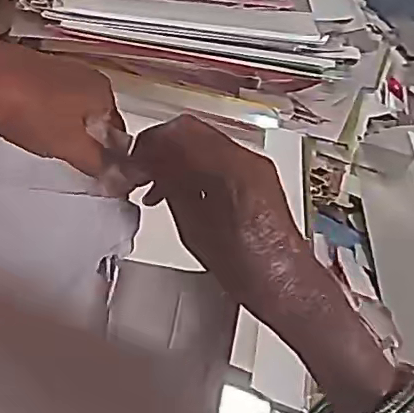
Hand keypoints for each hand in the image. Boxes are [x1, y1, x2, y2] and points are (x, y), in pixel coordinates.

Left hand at [0, 36, 127, 182]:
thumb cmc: (25, 102)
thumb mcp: (69, 146)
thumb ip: (97, 163)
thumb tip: (112, 174)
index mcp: (102, 90)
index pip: (119, 131)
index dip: (111, 157)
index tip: (101, 173)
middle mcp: (82, 75)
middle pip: (94, 119)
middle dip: (84, 142)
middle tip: (71, 162)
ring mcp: (54, 71)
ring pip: (68, 109)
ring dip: (60, 129)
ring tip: (43, 144)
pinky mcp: (28, 72)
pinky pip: (43, 101)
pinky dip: (38, 116)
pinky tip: (24, 126)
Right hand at [130, 117, 323, 318]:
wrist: (281, 281)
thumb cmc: (243, 266)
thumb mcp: (194, 226)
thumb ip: (173, 187)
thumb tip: (150, 166)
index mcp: (231, 170)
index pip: (180, 134)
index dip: (149, 145)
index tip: (131, 161)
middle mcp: (246, 159)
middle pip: (192, 131)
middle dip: (159, 146)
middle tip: (137, 169)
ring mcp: (254, 164)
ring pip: (203, 140)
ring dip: (175, 154)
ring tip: (153, 182)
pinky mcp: (256, 174)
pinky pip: (217, 155)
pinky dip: (192, 164)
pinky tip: (177, 187)